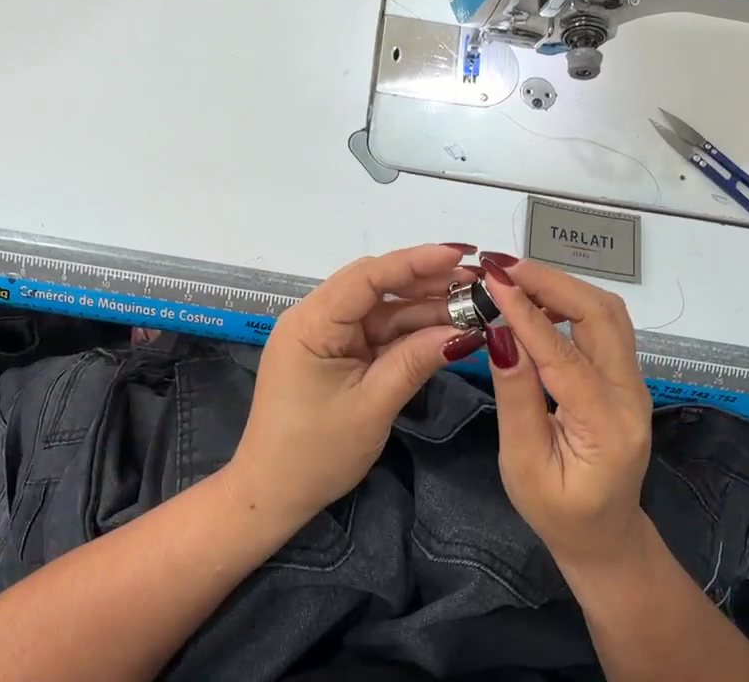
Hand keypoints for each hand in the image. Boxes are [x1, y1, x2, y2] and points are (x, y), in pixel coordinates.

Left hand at [227, 245, 486, 525]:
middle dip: (426, 282)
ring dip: (423, 307)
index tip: (460, 254)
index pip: (367, 276)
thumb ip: (417, 360)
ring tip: (473, 304)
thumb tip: (467, 331)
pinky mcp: (333, 354)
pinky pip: (375, 332)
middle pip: (375, 286)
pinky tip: (445, 328)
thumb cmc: (316, 453)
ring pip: (380, 309)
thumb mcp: (373, 406)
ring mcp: (324, 336)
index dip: (416, 261)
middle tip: (477, 283)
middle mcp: (314, 318)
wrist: (271, 494)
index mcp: (312, 323)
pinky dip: (408, 331)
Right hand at [477, 254, 655, 573]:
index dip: (526, 314)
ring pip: (606, 312)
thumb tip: (498, 335)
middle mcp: (631, 395)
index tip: (492, 281)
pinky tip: (534, 299)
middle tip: (502, 266)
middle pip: (602, 315)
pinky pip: (602, 325)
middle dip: (552, 282)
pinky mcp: (623, 376)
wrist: (605, 538)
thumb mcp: (523, 464)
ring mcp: (633, 382)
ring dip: (561, 286)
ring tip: (513, 276)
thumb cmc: (558, 512)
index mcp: (606, 426)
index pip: (564, 355)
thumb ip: (516, 397)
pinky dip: (568, 301)